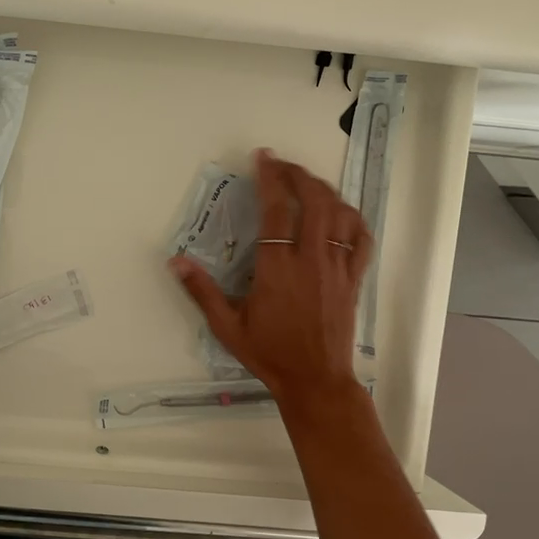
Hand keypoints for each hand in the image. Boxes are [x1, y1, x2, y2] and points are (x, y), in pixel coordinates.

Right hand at [169, 149, 371, 405]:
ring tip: (307, 182)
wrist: (316, 381)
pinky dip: (353, 218)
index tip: (263, 158)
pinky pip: (362, 239)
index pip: (276, 211)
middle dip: (299, 175)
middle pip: (314, 202)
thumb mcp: (227, 326)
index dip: (270, 179)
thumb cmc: (269, 354)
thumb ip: (202, 291)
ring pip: (341, 215)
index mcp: (277, 269)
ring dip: (325, 191)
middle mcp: (311, 261)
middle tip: (282, 165)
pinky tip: (341, 212)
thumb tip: (176, 262)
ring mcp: (338, 269)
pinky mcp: (354, 280)